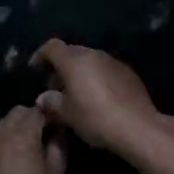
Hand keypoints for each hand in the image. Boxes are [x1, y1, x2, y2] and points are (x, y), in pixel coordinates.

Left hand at [0, 105, 65, 173]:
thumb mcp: (56, 172)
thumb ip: (58, 144)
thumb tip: (58, 129)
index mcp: (22, 136)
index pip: (37, 110)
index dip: (51, 114)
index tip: (60, 125)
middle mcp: (2, 136)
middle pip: (17, 112)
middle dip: (33, 116)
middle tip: (46, 134)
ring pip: (3, 123)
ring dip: (18, 126)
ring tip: (31, 145)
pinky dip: (7, 139)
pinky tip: (16, 157)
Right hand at [32, 40, 165, 151]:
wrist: (138, 126)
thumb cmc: (95, 118)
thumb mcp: (67, 114)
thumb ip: (51, 103)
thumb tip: (44, 98)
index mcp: (75, 61)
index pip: (52, 47)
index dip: (41, 56)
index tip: (35, 69)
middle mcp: (95, 55)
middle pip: (72, 52)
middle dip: (60, 66)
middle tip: (54, 86)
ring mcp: (115, 62)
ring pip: (91, 60)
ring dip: (80, 72)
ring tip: (75, 94)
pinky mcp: (129, 73)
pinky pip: (106, 69)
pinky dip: (97, 77)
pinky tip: (97, 97)